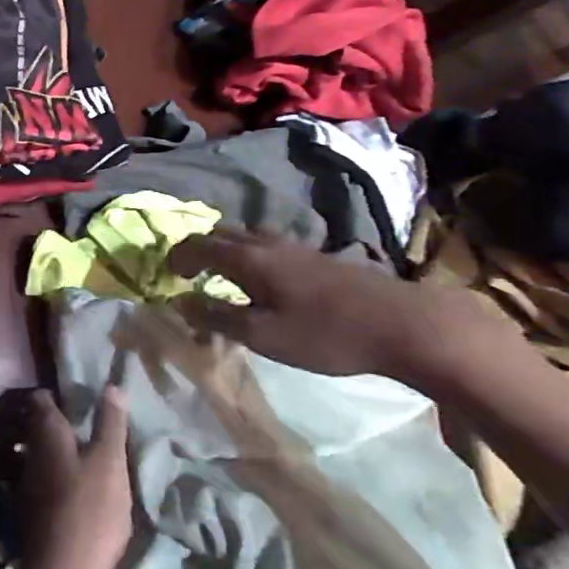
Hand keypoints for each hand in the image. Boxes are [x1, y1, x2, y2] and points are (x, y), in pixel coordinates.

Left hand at [17, 386, 131, 568]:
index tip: (81, 396)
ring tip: (88, 452)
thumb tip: (112, 385)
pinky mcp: (30, 509)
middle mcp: (29, 452)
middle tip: (89, 422)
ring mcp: (25, 482)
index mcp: (46, 433)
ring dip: (59, 449)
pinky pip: (42, 478)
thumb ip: (110, 423)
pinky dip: (57, 474)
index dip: (58, 393)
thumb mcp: (110, 461)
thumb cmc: (91, 510)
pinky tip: (77, 486)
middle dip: (60, 420)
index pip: (41, 398)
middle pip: (38, 425)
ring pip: (39, 452)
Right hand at [167, 228, 508, 380]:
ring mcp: (297, 247)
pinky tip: (260, 281)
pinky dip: (248, 257)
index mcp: (249, 258)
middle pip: (222, 233)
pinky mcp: (318, 258)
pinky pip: (268, 247)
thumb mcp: (263, 335)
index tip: (165, 275)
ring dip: (225, 250)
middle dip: (198, 248)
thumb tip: (181, 302)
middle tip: (186, 273)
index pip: (198, 245)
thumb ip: (218, 317)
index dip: (177, 257)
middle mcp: (268, 243)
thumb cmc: (325, 334)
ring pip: (247, 237)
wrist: (403, 324)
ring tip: (218, 276)